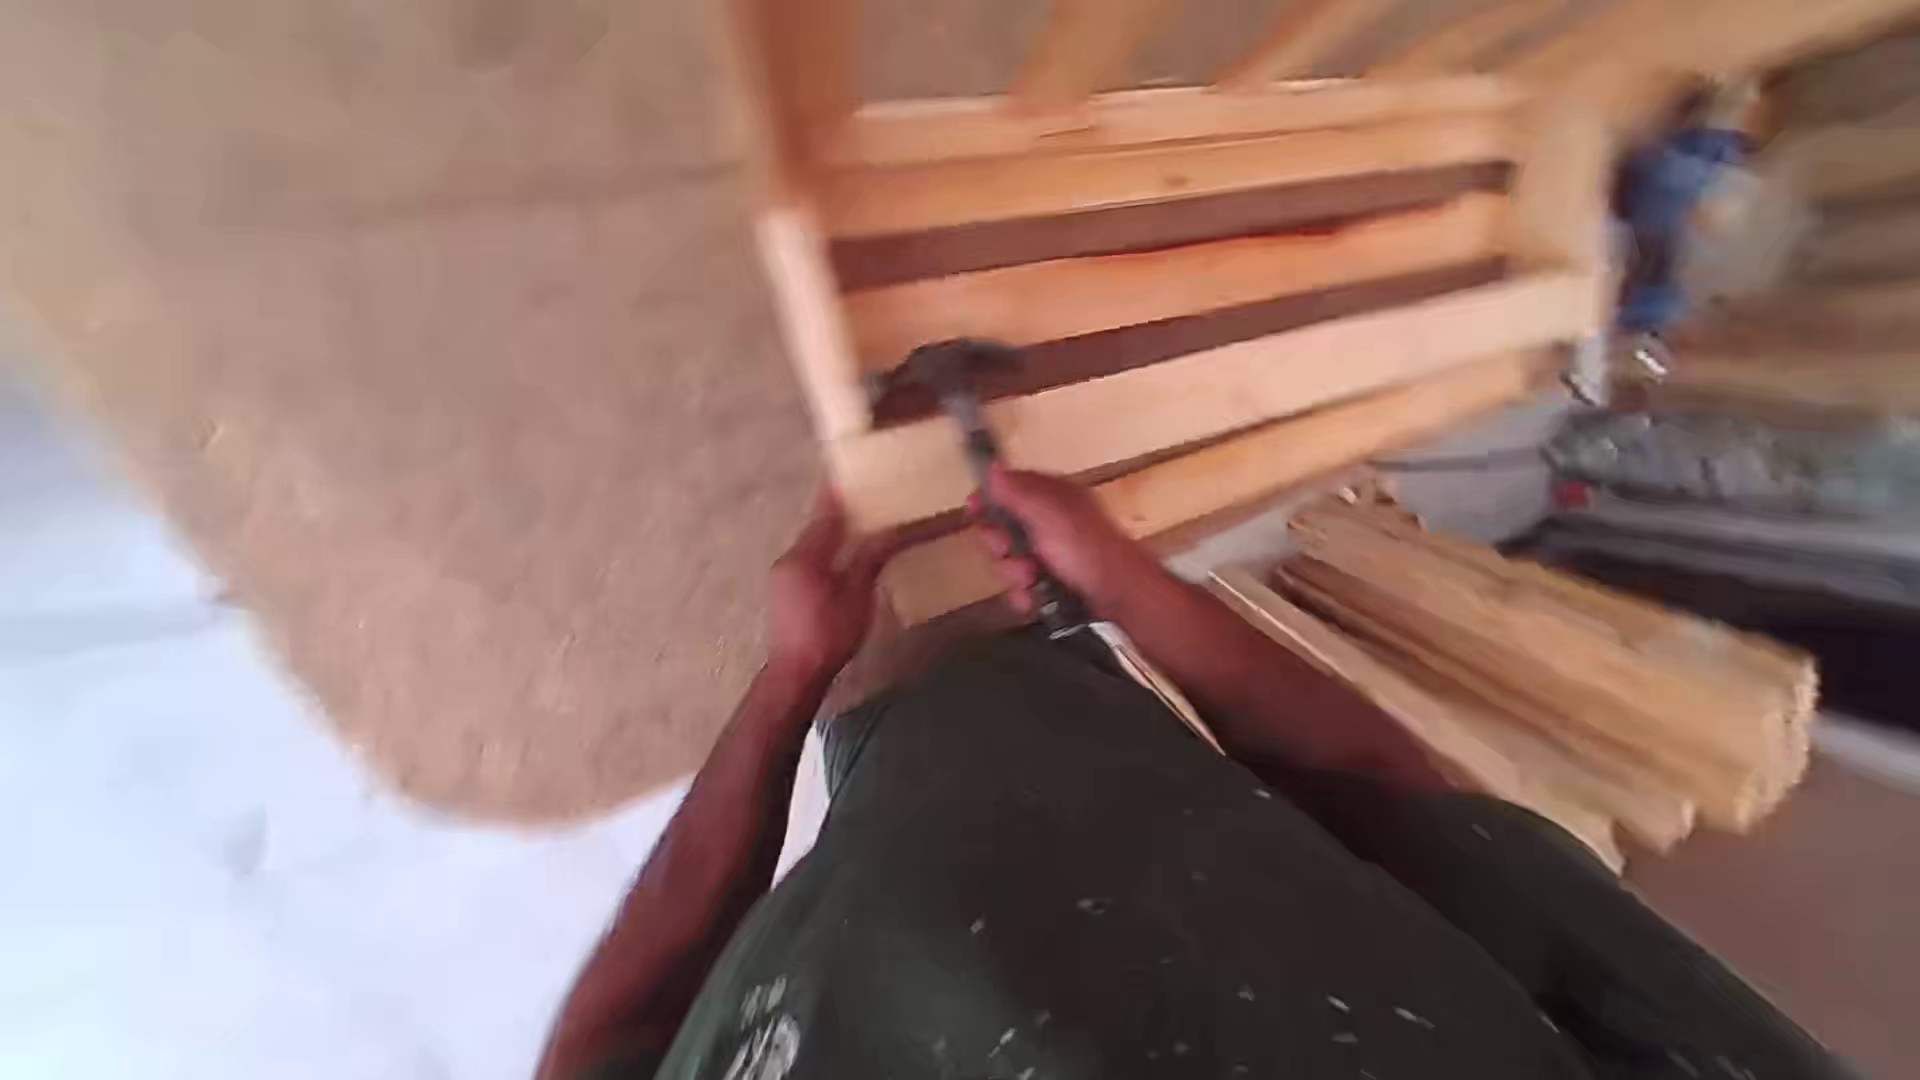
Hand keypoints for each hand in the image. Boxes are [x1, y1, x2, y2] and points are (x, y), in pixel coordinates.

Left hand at [766, 487, 902, 680]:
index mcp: (806, 555)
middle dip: (838, 509)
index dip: (836, 490)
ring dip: (834, 530)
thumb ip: (870, 559)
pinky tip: (844, 555)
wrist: (796, 672)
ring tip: (858, 521)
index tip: (844, 467)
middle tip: (861, 492)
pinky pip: (811, 558)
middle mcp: (791, 558)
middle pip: (817, 525)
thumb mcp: (857, 596)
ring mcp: (786, 574)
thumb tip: (890, 532)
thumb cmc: (829, 634)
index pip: (824, 513)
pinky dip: (828, 549)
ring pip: (814, 542)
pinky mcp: (787, 589)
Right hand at [971, 465, 1163, 618]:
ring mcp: (1051, 556)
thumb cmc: (1085, 548)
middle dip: (1001, 546)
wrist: (1119, 595)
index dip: (988, 501)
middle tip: (1009, 551)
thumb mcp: (1050, 513)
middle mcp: (1050, 524)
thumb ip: (1019, 492)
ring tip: (1031, 578)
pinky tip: (1034, 596)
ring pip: (1009, 563)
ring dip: (1014, 573)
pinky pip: (1022, 588)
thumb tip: (992, 468)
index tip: (974, 511)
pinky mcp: (1052, 585)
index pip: (1008, 490)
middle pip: (1002, 530)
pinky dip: (1025, 595)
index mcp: (1052, 498)